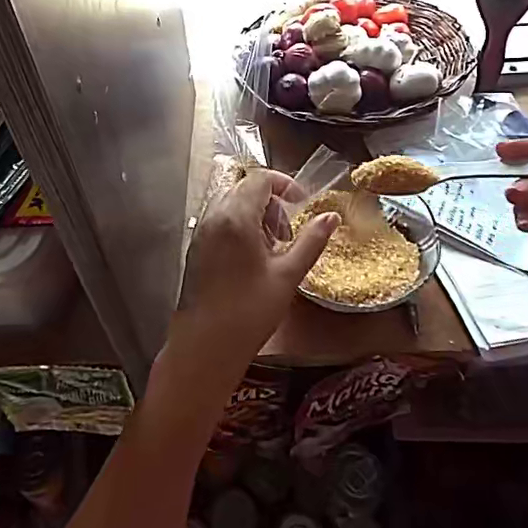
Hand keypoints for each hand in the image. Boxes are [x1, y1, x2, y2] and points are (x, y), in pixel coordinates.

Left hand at [167, 169, 338, 370]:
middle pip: (244, 188)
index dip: (285, 184)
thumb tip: (331, 216)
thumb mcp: (288, 275)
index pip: (260, 179)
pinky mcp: (196, 250)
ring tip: (273, 248)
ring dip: (255, 214)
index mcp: (236, 217)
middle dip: (271, 202)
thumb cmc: (249, 312)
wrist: (205, 347)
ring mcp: (201, 233)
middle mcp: (213, 218)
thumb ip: (311, 241)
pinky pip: (220, 221)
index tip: (302, 203)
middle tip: (288, 232)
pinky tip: (253, 259)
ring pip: (230, 204)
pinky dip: (239, 227)